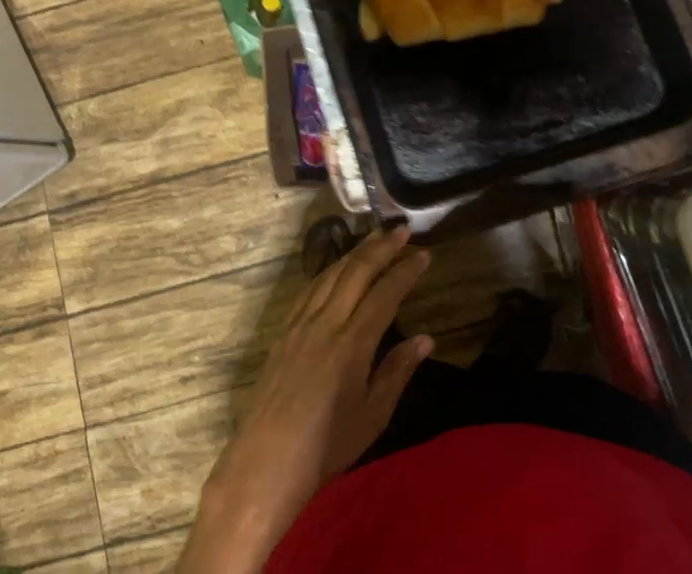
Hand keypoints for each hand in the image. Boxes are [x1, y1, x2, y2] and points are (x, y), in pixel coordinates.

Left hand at [179, 228, 431, 573]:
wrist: (266, 461)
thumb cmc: (326, 446)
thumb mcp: (373, 415)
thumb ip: (397, 371)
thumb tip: (425, 338)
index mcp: (352, 343)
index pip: (384, 294)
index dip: (405, 271)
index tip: (425, 255)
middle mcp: (325, 323)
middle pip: (355, 272)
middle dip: (381, 248)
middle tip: (402, 231)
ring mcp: (299, 325)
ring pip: (330, 275)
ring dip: (354, 253)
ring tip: (375, 240)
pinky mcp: (283, 332)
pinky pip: (309, 289)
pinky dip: (329, 271)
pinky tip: (337, 270)